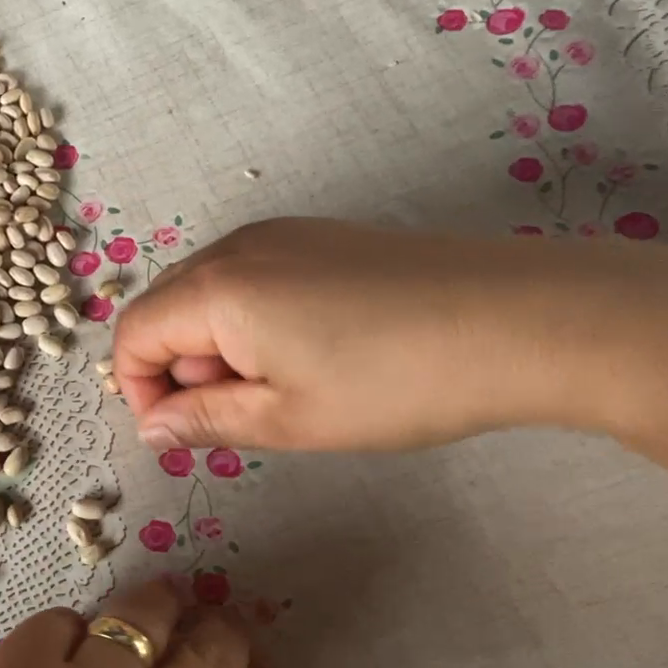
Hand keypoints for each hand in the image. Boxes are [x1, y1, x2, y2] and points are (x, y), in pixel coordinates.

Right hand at [111, 218, 661, 450]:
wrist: (535, 319)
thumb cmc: (398, 382)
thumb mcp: (288, 420)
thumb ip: (202, 421)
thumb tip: (151, 428)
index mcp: (214, 290)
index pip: (131, 336)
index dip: (139, 390)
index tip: (184, 432)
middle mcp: (232, 249)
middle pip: (162, 309)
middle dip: (175, 367)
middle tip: (235, 412)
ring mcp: (276, 235)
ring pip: (202, 293)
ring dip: (210, 344)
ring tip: (277, 383)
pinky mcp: (315, 236)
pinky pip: (245, 277)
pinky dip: (244, 319)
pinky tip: (306, 347)